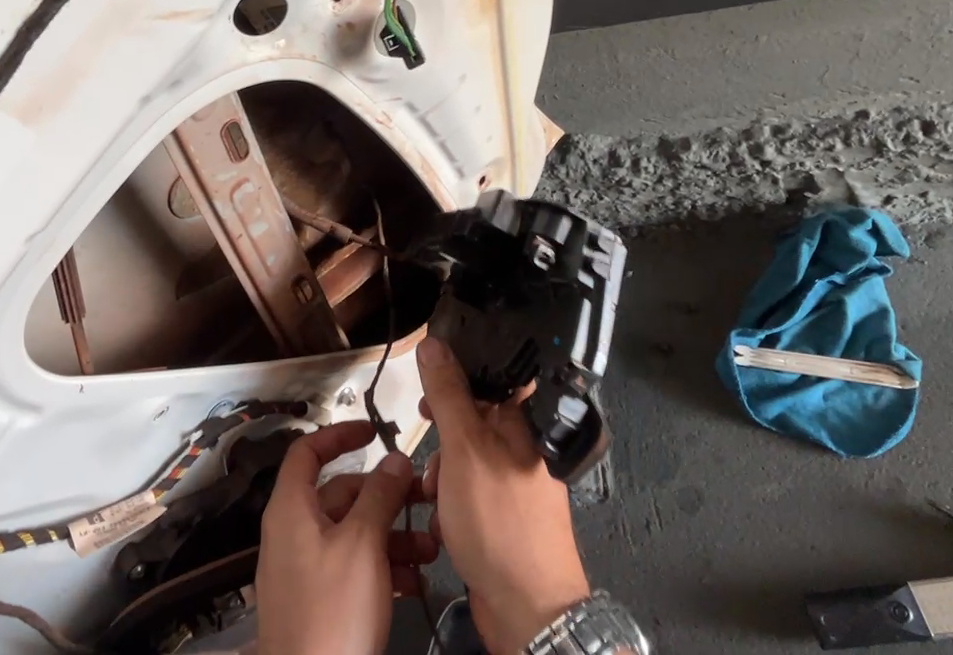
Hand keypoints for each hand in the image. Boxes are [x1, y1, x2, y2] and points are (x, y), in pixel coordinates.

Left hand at [257, 421, 437, 654]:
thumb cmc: (333, 608)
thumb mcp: (362, 544)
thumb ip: (379, 495)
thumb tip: (395, 458)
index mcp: (292, 508)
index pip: (307, 451)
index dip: (339, 434)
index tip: (375, 430)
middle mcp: (294, 531)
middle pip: (340, 494)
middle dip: (385, 496)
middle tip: (425, 501)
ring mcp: (306, 568)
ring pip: (353, 533)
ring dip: (393, 535)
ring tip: (432, 549)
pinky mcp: (320, 600)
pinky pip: (353, 566)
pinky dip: (384, 566)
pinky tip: (416, 580)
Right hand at [417, 337, 590, 652]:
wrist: (526, 608)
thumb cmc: (498, 521)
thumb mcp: (465, 448)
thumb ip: (448, 394)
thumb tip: (433, 343)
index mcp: (526, 424)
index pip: (495, 376)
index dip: (460, 371)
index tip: (429, 380)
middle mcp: (524, 449)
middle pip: (475, 416)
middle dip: (443, 426)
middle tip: (426, 431)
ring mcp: (514, 485)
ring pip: (467, 457)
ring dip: (442, 468)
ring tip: (432, 489)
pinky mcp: (503, 516)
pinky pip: (469, 492)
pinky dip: (450, 500)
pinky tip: (440, 518)